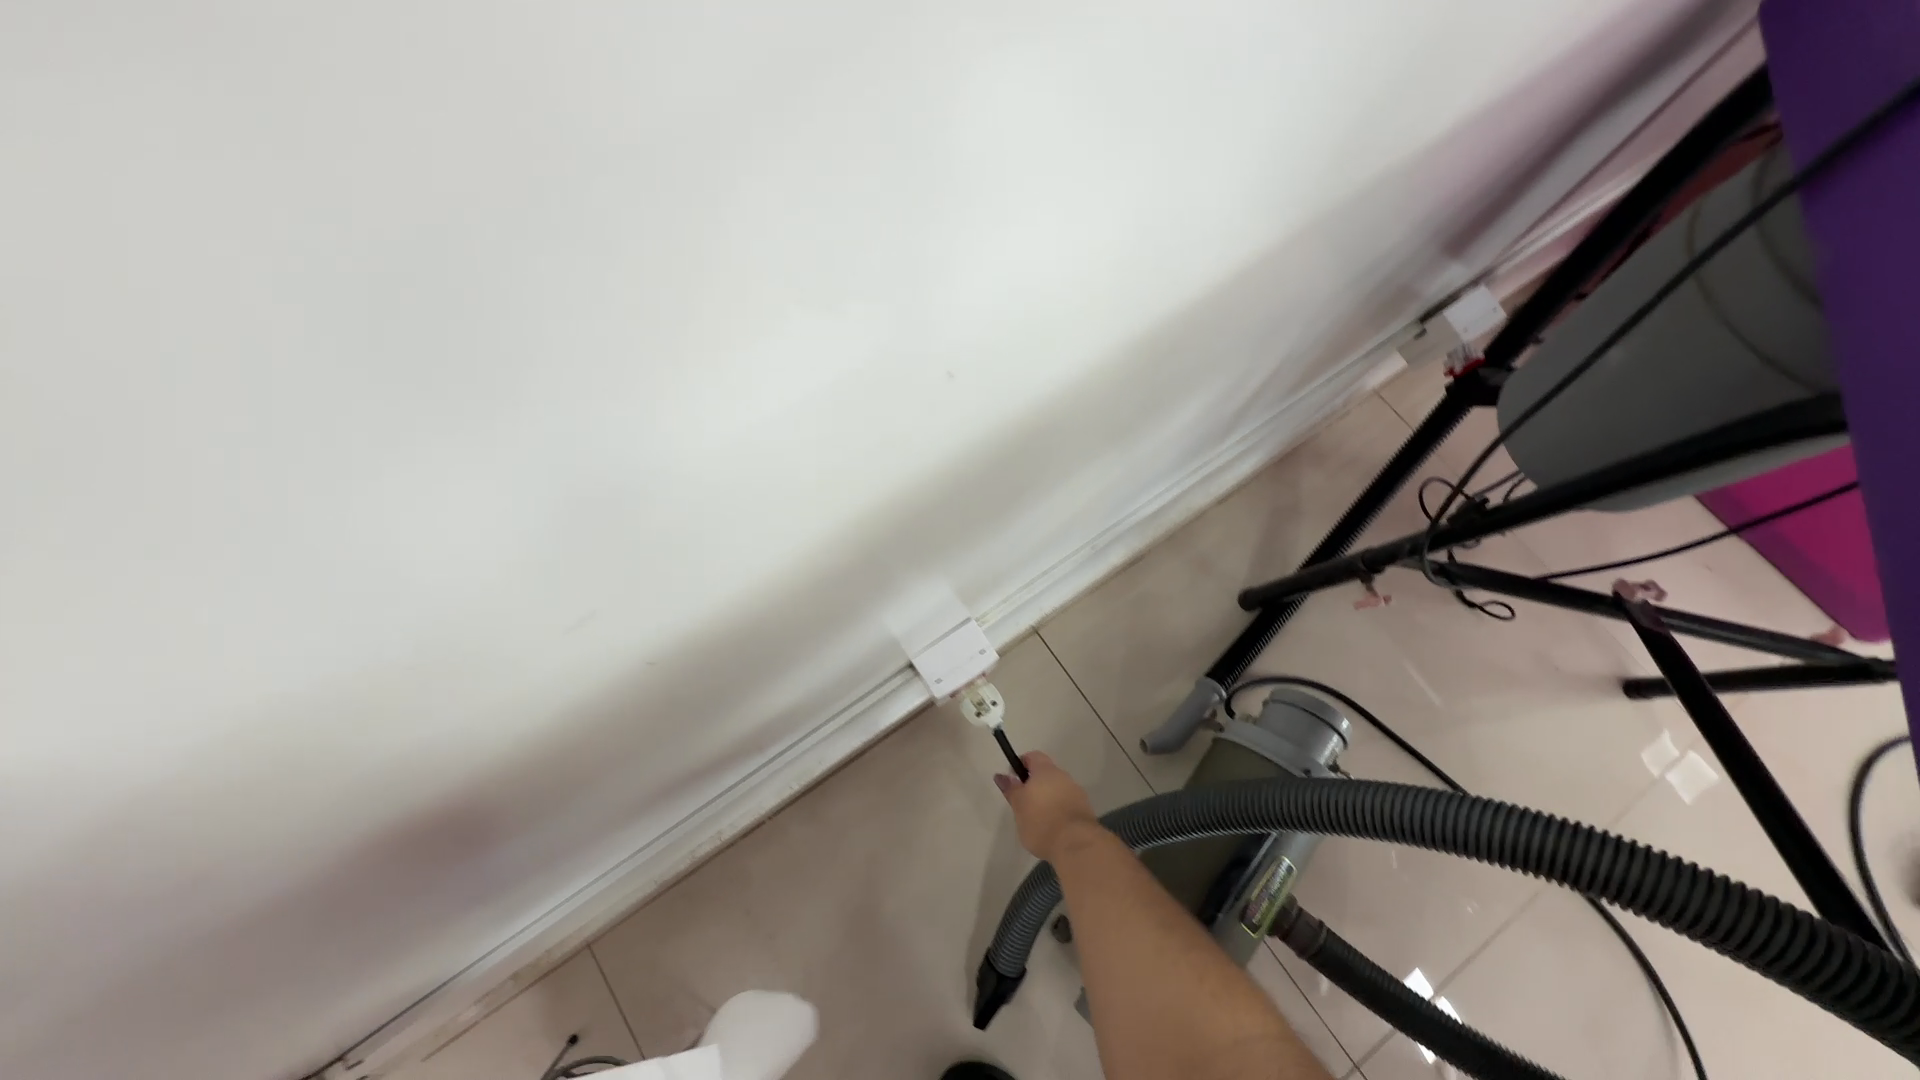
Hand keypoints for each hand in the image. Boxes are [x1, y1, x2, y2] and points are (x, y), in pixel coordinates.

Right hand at [994, 751, 1101, 861]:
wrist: (1075, 844)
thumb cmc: (1041, 822)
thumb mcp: (1019, 806)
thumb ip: (1011, 789)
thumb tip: (1001, 776)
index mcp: (1046, 771)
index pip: (1033, 757)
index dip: (1021, 764)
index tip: (1013, 780)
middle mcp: (1064, 776)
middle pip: (1047, 774)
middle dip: (1035, 785)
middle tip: (1023, 803)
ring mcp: (1077, 792)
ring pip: (1058, 789)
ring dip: (1048, 798)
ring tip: (1038, 819)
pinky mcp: (1085, 809)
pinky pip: (1067, 803)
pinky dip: (1059, 810)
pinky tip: (1052, 827)